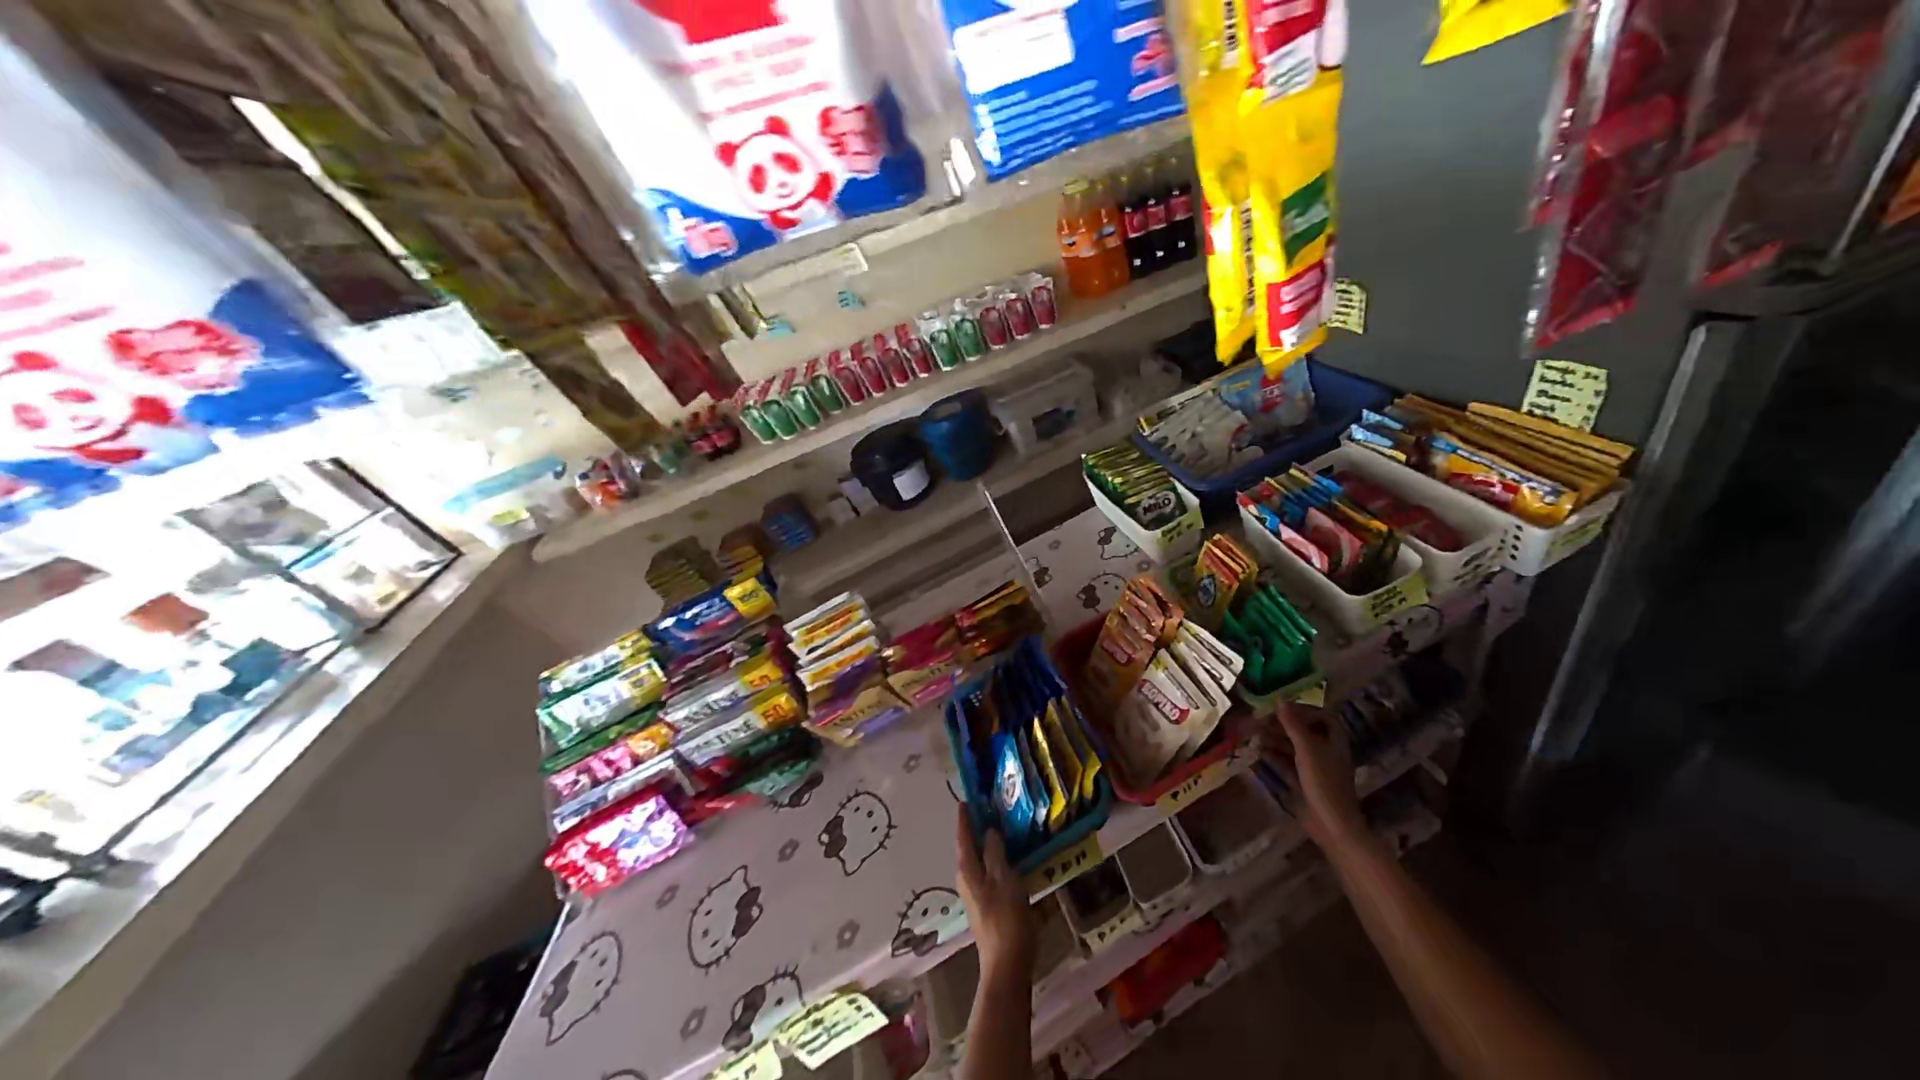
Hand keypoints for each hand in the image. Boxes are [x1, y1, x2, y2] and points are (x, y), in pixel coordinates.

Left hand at [955, 808, 1035, 981]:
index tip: (967, 799)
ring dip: (987, 844)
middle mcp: (966, 879)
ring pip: (979, 860)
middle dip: (976, 828)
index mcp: (967, 869)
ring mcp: (976, 894)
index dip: (965, 817)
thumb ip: (996, 852)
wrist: (1006, 965)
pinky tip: (1010, 858)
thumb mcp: (1004, 879)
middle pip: (969, 847)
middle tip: (990, 808)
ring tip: (1002, 828)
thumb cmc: (1006, 919)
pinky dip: (995, 859)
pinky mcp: (987, 905)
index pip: (963, 836)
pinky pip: (988, 872)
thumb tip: (989, 830)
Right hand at [1270, 703, 1366, 847]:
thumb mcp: (1308, 750)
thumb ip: (1293, 726)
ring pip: (1292, 746)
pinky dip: (1273, 756)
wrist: (1331, 824)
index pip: (1321, 716)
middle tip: (1259, 721)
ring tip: (1254, 735)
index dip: (1302, 710)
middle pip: (1303, 730)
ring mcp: (1314, 766)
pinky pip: (1286, 762)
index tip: (1280, 709)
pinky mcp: (1303, 781)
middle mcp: (1325, 750)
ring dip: (1273, 739)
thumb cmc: (1324, 782)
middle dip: (1281, 725)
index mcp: (1335, 740)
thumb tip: (1280, 701)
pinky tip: (1258, 751)